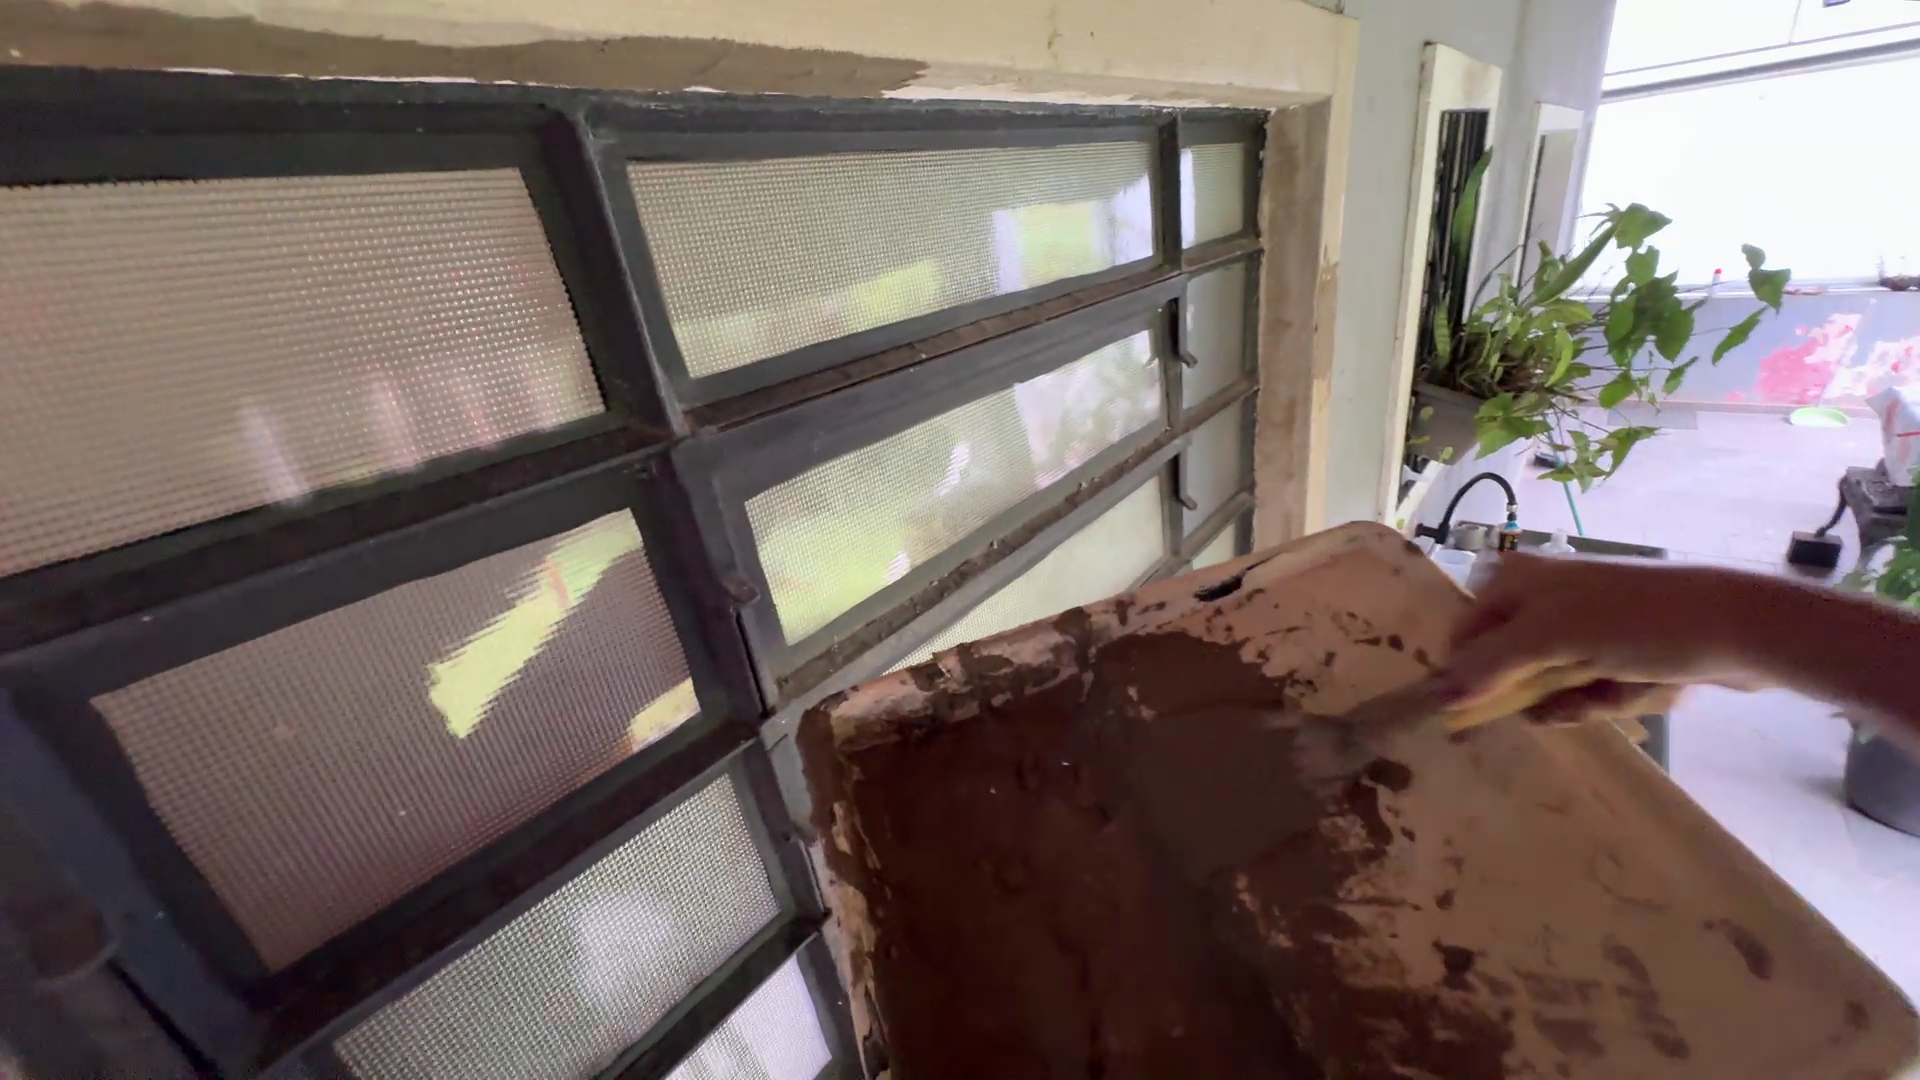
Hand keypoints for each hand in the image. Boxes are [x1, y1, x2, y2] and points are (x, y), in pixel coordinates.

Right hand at [1440, 553, 1769, 724]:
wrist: (1746, 626)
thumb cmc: (1633, 622)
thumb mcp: (1548, 640)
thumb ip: (1487, 667)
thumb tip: (1435, 697)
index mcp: (1513, 583)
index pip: (1465, 637)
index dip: (1472, 674)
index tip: (1484, 707)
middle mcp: (1541, 599)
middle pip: (1512, 665)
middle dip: (1542, 691)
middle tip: (1570, 697)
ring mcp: (1583, 624)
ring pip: (1554, 683)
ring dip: (1584, 699)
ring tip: (1622, 691)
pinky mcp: (1619, 648)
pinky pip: (1593, 688)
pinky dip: (1615, 698)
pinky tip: (1645, 690)